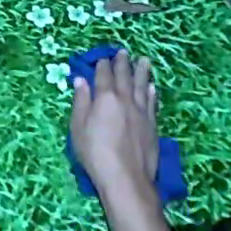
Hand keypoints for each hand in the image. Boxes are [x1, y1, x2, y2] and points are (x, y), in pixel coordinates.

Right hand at [70, 50, 157, 210]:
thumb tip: (80, 80)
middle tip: (123, 51)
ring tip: (143, 60)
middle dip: (122, 63)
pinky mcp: (152, 125)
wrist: (126, 178)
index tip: (103, 57)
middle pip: (124, 76)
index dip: (102, 65)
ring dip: (142, 72)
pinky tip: (152, 87)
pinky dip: (151, 92)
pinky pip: (152, 102)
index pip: (103, 75)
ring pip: (142, 85)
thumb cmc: (95, 152)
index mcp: (104, 97)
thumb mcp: (78, 127)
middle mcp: (125, 99)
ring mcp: (141, 112)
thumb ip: (80, 101)